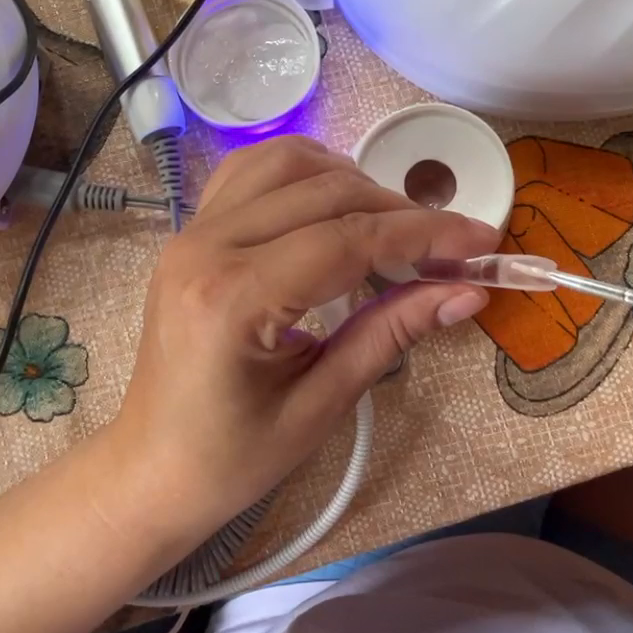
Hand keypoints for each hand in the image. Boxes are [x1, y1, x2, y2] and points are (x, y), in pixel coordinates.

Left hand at [113, 136, 500, 535]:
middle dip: (398, 210)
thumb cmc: (232, 458)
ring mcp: (190, 233)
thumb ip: (390, 334)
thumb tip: (466, 292)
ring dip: (351, 180)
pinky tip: (332, 203)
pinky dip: (301, 173)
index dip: (424, 234)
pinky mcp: (189, 233)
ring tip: (393, 225)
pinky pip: (249, 173)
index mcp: (234, 298)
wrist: (150, 469)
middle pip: (324, 193)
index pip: (348, 239)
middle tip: (449, 246)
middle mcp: (205, 246)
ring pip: (286, 163)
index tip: (483, 241)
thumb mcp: (320, 405)